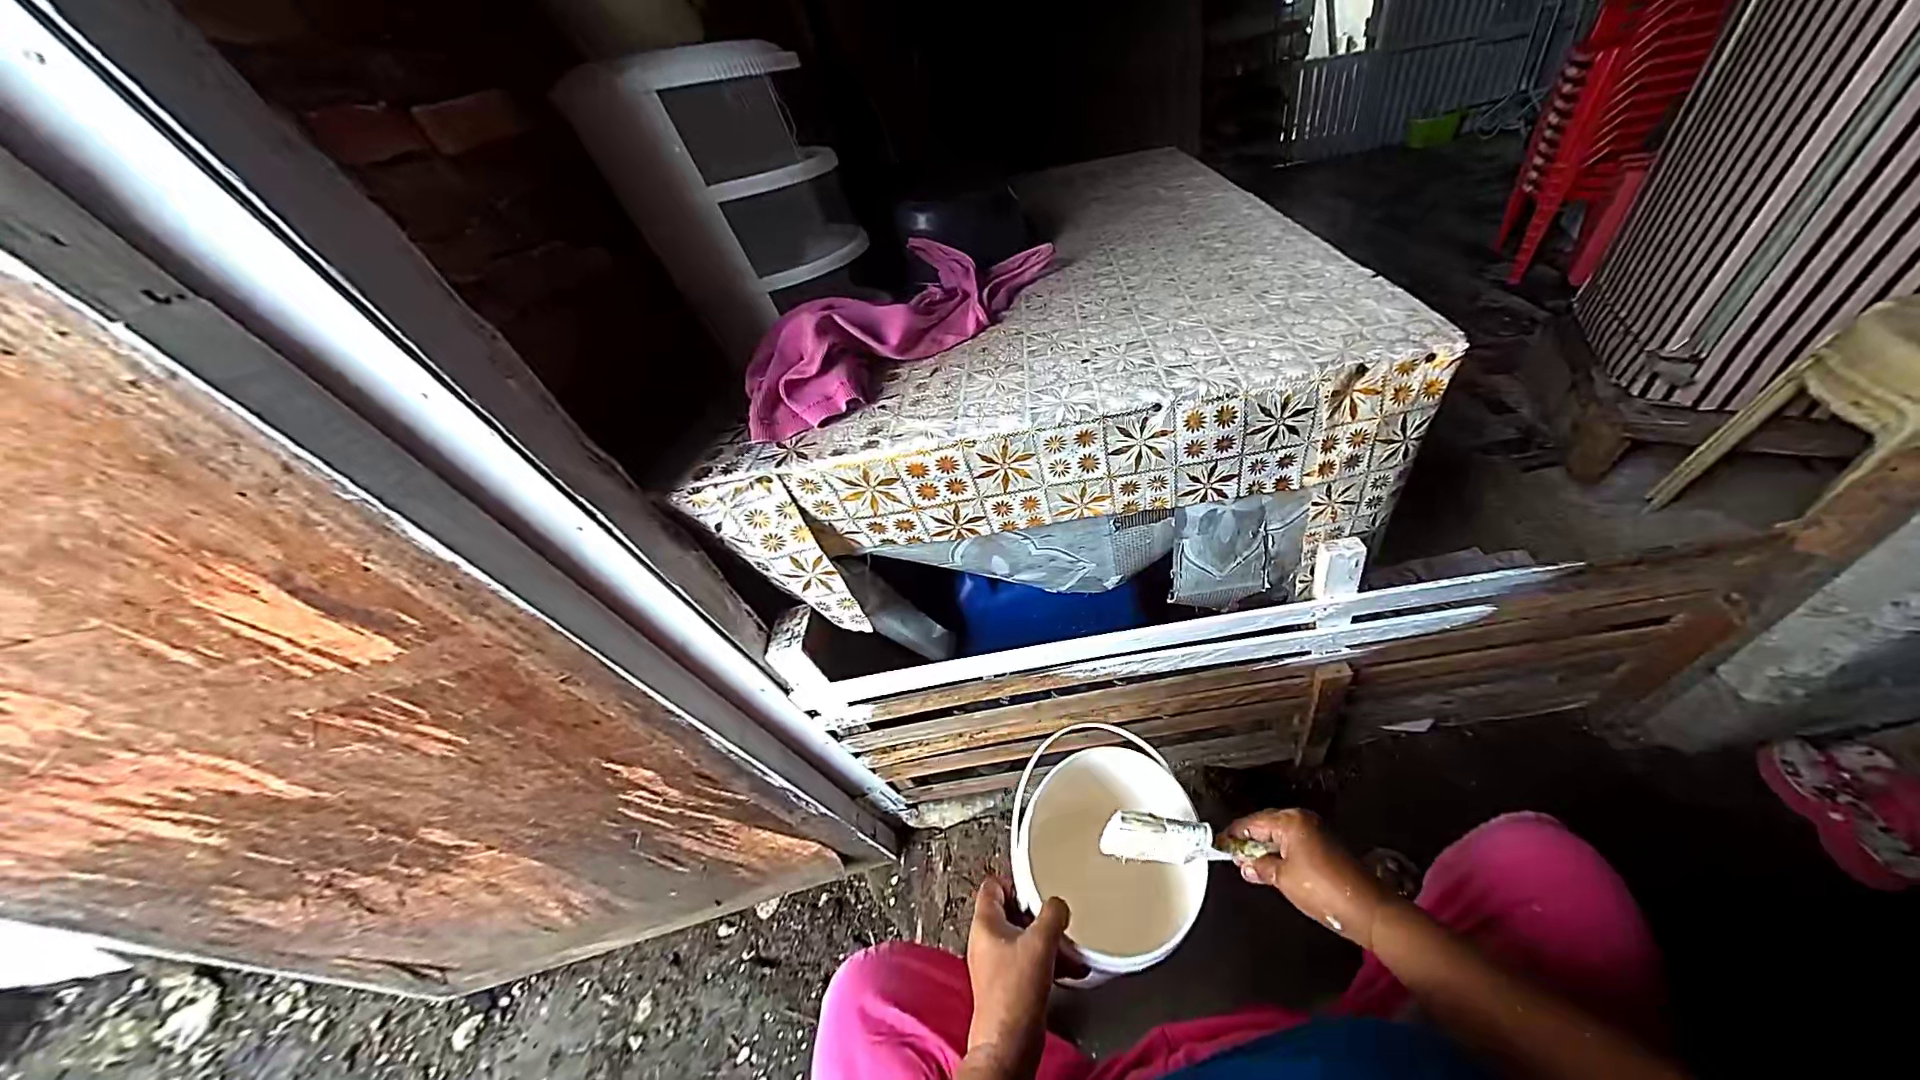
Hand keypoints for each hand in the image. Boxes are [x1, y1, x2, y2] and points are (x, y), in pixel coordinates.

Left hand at [962, 877, 1068, 1077]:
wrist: (1008, 1043)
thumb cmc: (1015, 992)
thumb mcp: (1040, 941)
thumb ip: (1051, 914)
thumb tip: (1058, 904)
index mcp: (984, 923)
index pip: (993, 886)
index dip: (1015, 882)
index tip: (1035, 886)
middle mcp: (985, 941)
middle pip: (1011, 912)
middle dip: (1037, 915)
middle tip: (1055, 917)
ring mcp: (995, 964)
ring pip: (1023, 938)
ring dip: (1047, 940)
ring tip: (1070, 945)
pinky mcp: (1008, 985)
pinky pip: (1028, 962)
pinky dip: (1047, 961)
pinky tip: (1069, 968)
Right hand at [1226, 809, 1394, 948]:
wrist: (1368, 910)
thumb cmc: (1322, 890)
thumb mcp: (1282, 878)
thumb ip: (1259, 867)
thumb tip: (1244, 865)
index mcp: (1290, 821)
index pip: (1251, 822)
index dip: (1233, 834)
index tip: (1219, 844)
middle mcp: (1302, 820)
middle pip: (1265, 824)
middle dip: (1249, 839)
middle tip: (1233, 854)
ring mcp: (1315, 831)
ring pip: (1279, 834)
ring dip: (1264, 847)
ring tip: (1249, 862)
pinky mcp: (1324, 845)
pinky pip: (1293, 842)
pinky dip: (1280, 851)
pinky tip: (1271, 865)